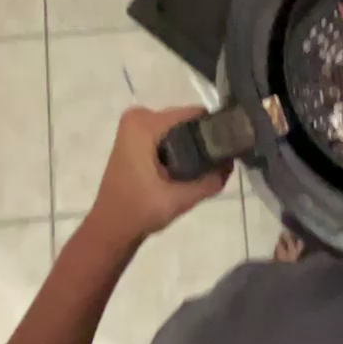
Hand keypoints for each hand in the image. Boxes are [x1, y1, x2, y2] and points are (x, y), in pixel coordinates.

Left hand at [89, 107, 231, 243]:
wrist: (111, 229)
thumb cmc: (140, 211)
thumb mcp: (181, 198)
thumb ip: (211, 179)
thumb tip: (231, 163)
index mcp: (145, 124)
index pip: (194, 114)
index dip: (213, 130)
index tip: (228, 149)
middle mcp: (138, 117)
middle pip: (186, 121)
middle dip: (203, 140)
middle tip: (218, 165)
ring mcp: (134, 127)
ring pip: (178, 130)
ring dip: (192, 147)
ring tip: (205, 170)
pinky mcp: (134, 139)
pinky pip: (167, 136)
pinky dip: (179, 150)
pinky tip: (187, 171)